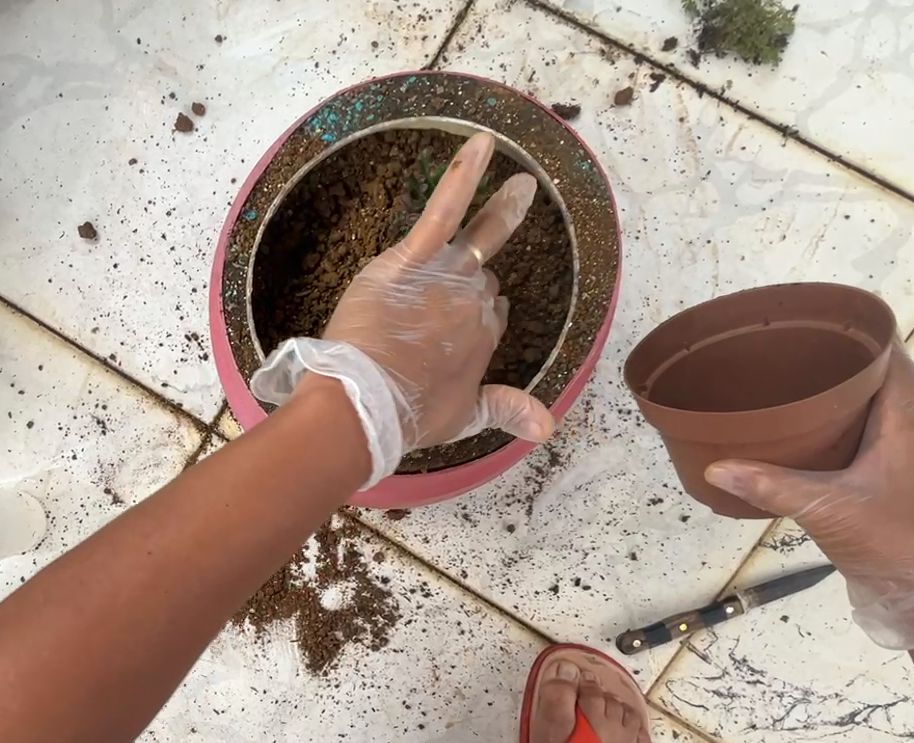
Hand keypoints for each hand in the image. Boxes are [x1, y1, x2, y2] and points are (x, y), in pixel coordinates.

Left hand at [249, 132, 554, 487]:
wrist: (366, 405)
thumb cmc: (408, 416)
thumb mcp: (462, 420)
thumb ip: (504, 411)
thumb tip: (547, 427)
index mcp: (483, 340)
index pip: (491, 314)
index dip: (478, 317)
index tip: (467, 324)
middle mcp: (473, 304)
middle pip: (479, 280)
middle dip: (469, 285)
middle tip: (447, 296)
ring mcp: (445, 278)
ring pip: (476, 242)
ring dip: (500, 213)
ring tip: (520, 186)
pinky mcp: (411, 262)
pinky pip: (444, 212)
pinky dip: (464, 177)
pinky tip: (483, 144)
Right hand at [704, 348, 913, 649]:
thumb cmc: (888, 539)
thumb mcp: (822, 510)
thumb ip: (769, 485)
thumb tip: (713, 467)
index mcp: (908, 430)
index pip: (896, 368)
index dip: (870, 341)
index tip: (833, 325)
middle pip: (887, 389)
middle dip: (847, 372)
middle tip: (798, 361)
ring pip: (883, 417)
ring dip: (848, 404)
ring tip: (798, 398)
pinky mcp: (907, 484)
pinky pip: (879, 441)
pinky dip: (850, 432)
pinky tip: (816, 443)